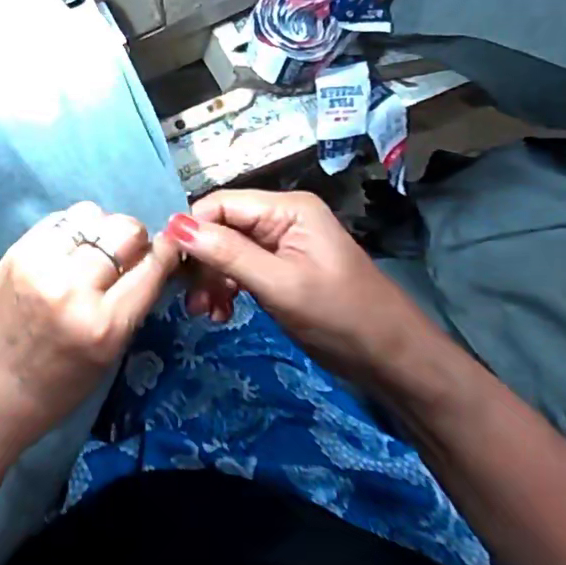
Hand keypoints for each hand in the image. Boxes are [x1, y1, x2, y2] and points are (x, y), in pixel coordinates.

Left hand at [0, 202, 180, 458]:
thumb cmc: (59, 386)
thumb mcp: (111, 352)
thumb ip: (133, 302)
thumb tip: (153, 255)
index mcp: (105, 326)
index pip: (152, 266)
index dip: (166, 252)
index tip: (169, 248)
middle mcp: (73, 289)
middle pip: (124, 230)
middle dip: (134, 238)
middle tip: (126, 253)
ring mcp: (40, 266)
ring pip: (91, 214)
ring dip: (101, 228)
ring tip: (94, 248)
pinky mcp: (16, 252)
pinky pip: (59, 219)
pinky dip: (72, 228)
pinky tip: (69, 248)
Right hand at [163, 190, 435, 381]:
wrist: (393, 360)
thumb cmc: (340, 316)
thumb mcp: (279, 284)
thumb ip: (227, 253)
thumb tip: (174, 226)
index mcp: (286, 208)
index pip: (219, 204)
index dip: (192, 231)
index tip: (172, 269)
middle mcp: (280, 218)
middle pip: (220, 228)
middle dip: (203, 263)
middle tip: (193, 302)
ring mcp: (280, 244)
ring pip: (226, 251)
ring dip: (211, 280)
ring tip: (208, 313)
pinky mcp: (280, 268)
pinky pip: (240, 269)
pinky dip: (226, 289)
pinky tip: (223, 313)